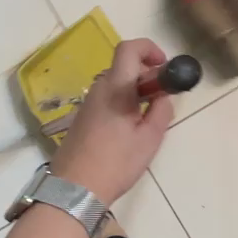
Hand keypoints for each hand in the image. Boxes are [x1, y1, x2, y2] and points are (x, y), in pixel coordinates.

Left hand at [49, 38, 174, 204]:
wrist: (75, 188)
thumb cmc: (116, 163)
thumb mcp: (149, 139)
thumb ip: (161, 111)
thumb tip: (162, 96)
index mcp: (115, 88)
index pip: (129, 48)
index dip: (149, 49)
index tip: (163, 67)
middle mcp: (98, 89)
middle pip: (123, 67)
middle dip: (146, 74)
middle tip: (161, 98)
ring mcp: (86, 104)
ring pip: (115, 85)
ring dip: (134, 91)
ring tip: (146, 119)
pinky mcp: (81, 119)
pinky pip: (106, 100)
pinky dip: (121, 103)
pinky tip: (128, 130)